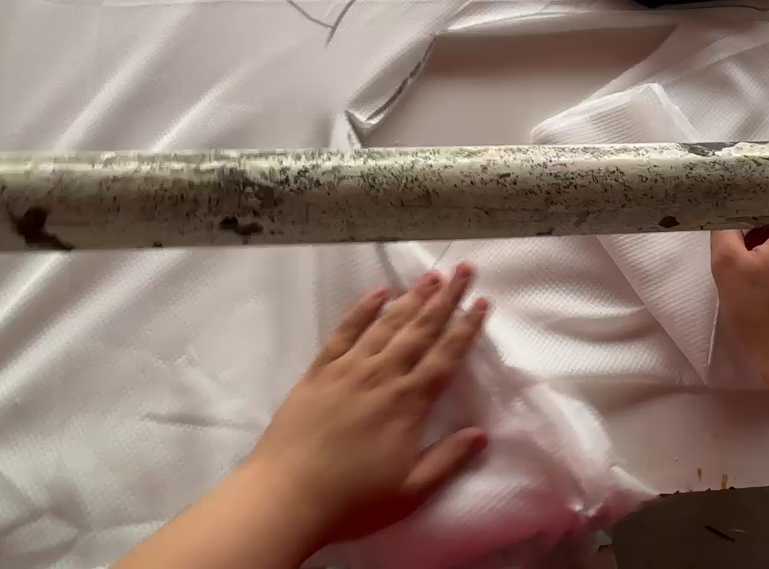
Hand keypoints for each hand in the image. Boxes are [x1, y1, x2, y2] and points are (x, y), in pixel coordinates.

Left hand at [243, 263, 490, 544]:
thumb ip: (448, 460)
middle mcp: (383, 374)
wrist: (285, 498)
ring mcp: (350, 367)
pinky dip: (363, 308)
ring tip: (432, 275)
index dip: (467, 328)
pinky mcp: (321, 369)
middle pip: (422, 329)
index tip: (482, 302)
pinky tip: (379, 291)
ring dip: (413, 297)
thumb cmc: (352, 500)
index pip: (446, 356)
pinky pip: (346, 330)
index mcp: (408, 402)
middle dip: (447, 297)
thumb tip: (482, 435)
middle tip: (464, 269)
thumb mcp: (410, 491)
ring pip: (388, 323)